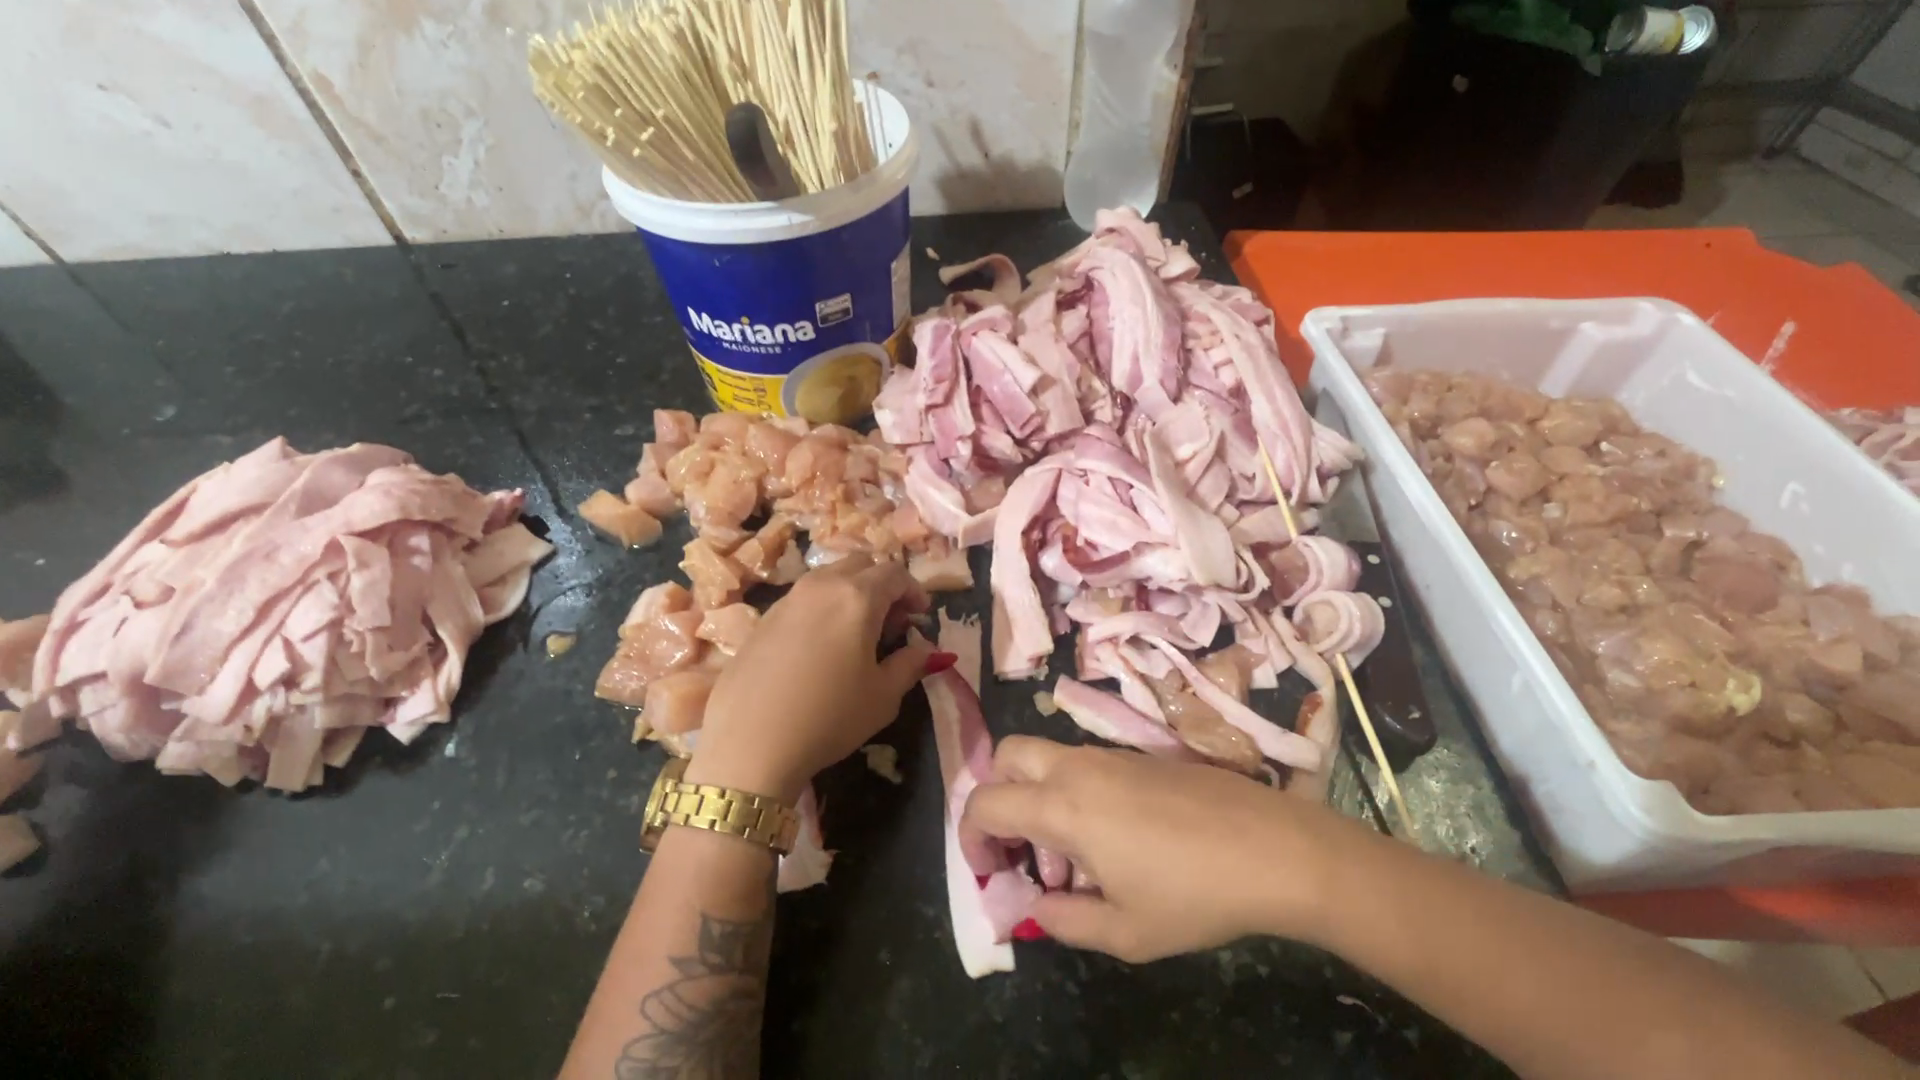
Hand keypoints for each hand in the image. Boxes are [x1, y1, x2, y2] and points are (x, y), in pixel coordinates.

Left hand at [687, 555, 933, 801]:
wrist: (751, 742)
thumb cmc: (829, 717)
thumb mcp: (883, 697)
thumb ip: (910, 665)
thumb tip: (925, 651)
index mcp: (857, 597)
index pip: (895, 574)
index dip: (914, 590)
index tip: (921, 616)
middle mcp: (821, 587)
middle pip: (860, 565)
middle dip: (882, 585)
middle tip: (892, 622)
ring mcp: (787, 600)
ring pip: (827, 579)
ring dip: (850, 594)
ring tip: (857, 634)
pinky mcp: (762, 620)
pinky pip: (802, 600)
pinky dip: (822, 610)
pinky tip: (821, 648)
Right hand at [960, 736, 1364, 961]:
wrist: (1277, 849)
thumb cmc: (1195, 895)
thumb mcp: (1125, 932)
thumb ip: (1064, 921)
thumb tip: (1035, 905)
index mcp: (1063, 806)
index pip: (985, 801)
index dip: (970, 836)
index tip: (989, 870)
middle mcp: (1079, 768)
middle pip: (1008, 754)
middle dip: (996, 795)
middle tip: (1019, 845)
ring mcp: (1114, 756)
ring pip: (1049, 757)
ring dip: (1039, 796)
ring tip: (1075, 855)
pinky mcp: (1144, 756)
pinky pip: (1086, 763)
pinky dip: (1075, 791)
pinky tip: (1117, 839)